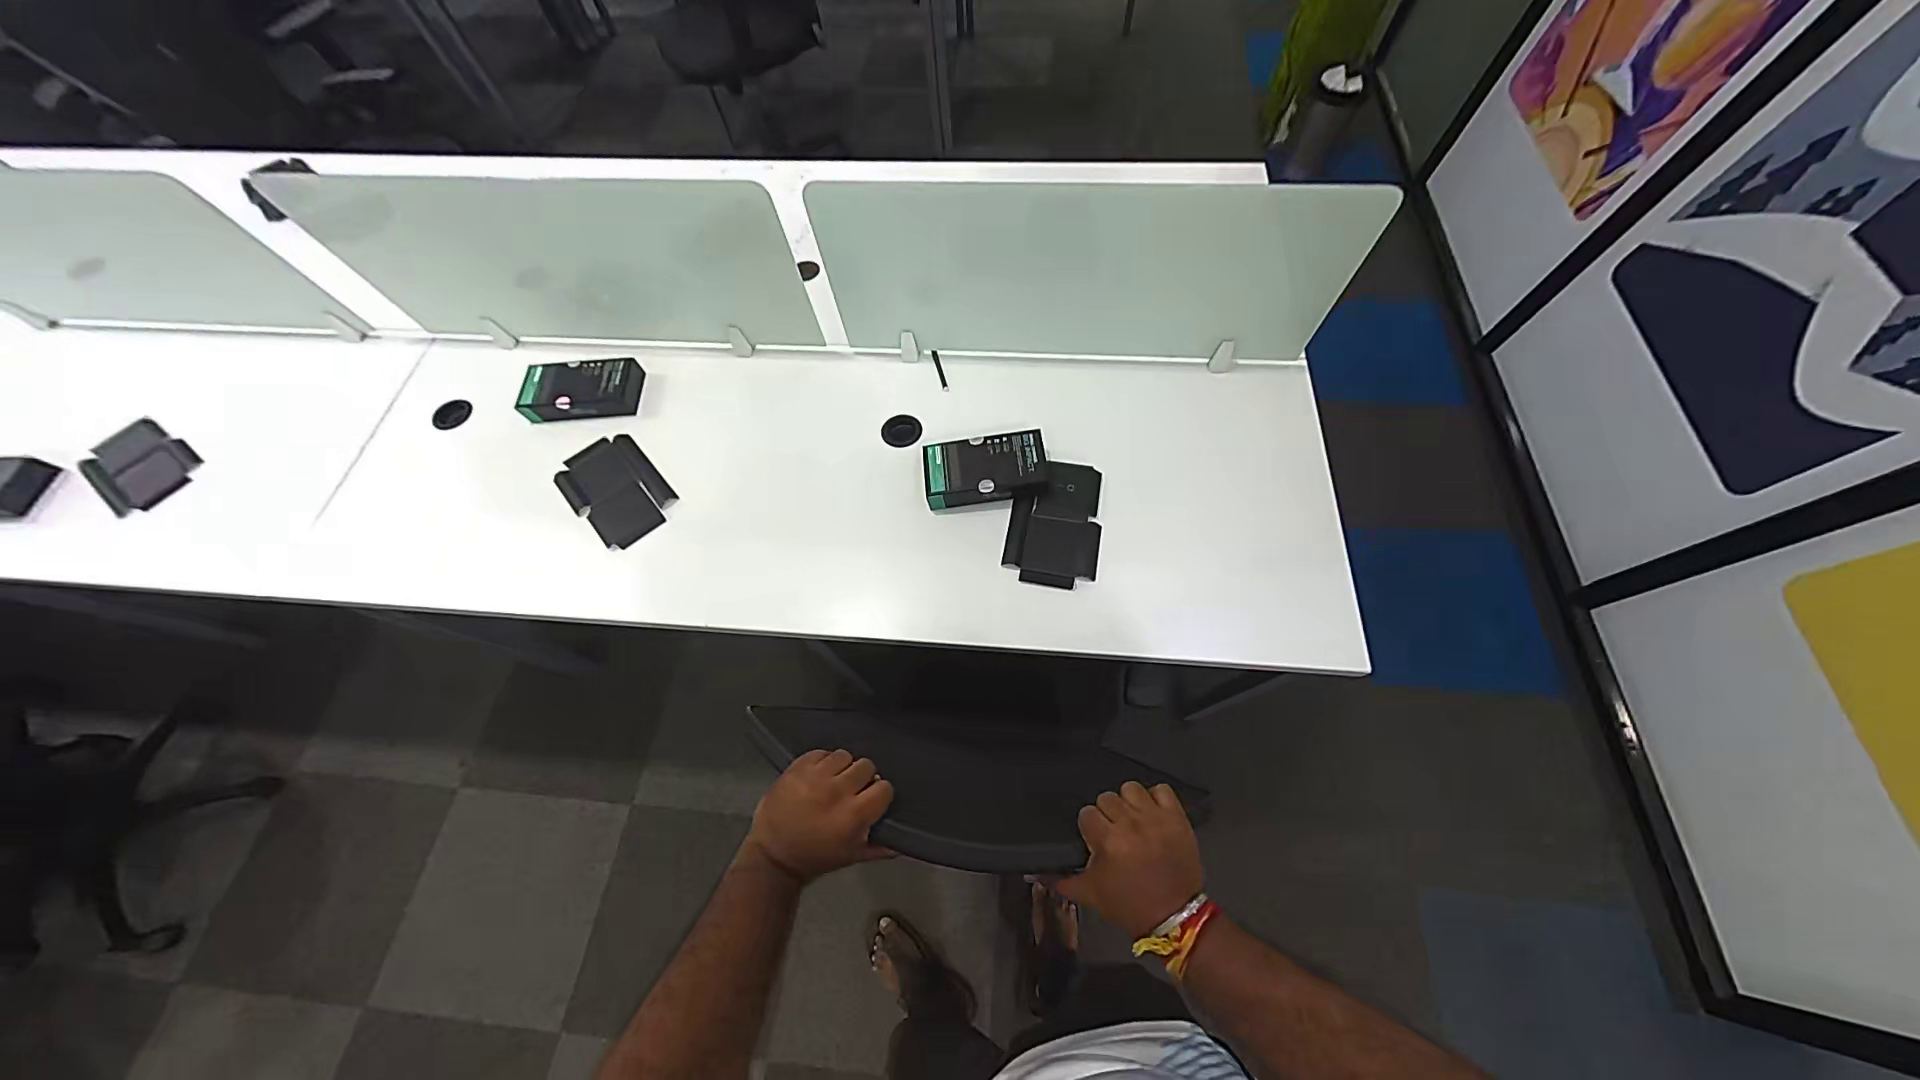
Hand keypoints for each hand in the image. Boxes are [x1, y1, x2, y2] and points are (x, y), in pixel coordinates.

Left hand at [743, 749, 895, 883]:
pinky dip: (822, 761)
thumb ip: (879, 847)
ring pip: (844, 755)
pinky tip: (818, 775)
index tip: (872, 799)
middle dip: (862, 778)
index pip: (884, 788)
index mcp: (853, 816)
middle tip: (852, 790)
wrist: (772, 856)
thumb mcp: (851, 857)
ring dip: (842, 767)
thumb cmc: (815, 858)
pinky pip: (821, 752)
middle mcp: (836, 792)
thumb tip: (900, 842)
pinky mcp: (796, 768)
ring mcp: (814, 777)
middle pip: (866, 766)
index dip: (880, 793)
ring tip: (834, 780)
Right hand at [1054, 781, 1204, 937]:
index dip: (1089, 827)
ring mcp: (1156, 819)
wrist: (1175, 919)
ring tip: (1132, 819)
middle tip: (1114, 832)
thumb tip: (1034, 873)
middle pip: (1107, 798)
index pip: (1087, 814)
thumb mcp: (1091, 895)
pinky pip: (1162, 790)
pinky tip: (1151, 813)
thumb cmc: (1130, 906)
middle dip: (1107, 815)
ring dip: (1128, 802)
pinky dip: (1156, 798)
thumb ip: (1060, 880)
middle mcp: (1130, 824)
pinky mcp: (1177, 818)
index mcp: (1108, 841)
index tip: (1095, 839)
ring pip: (1131, 789)